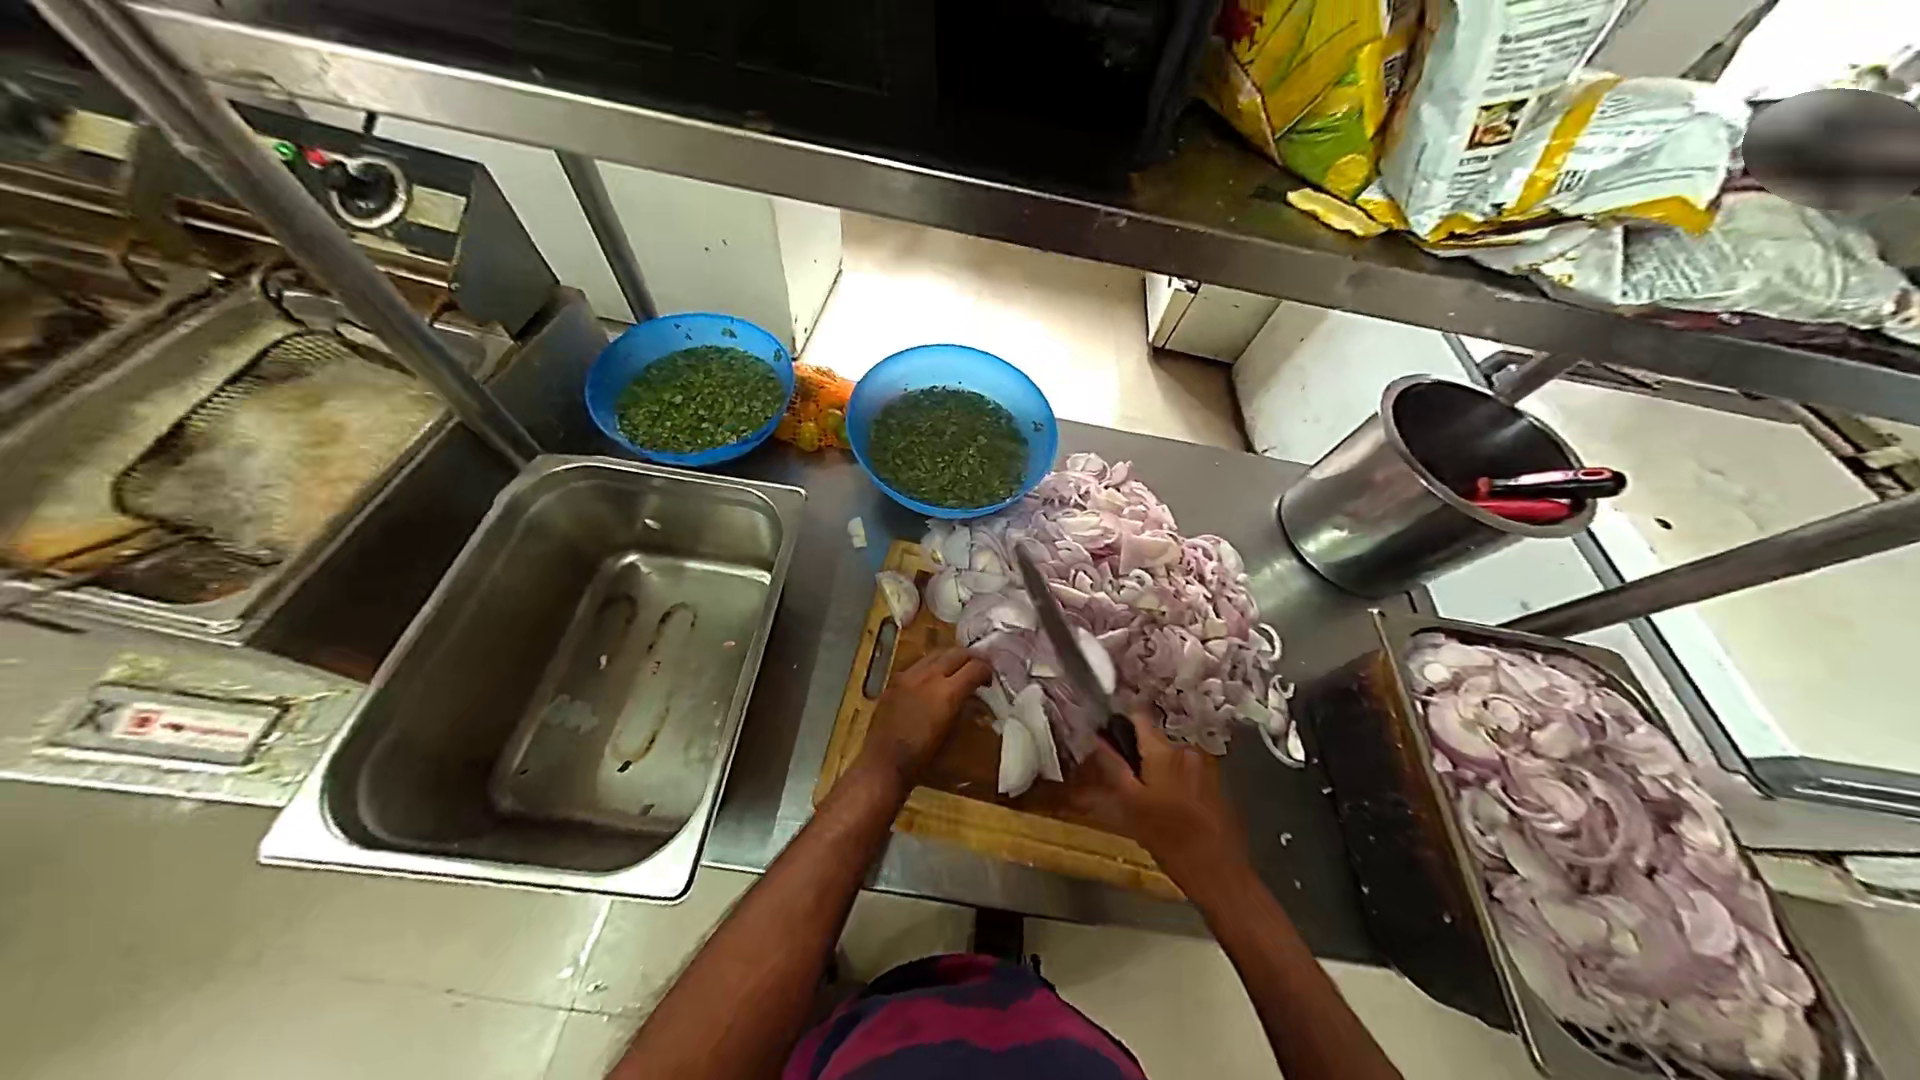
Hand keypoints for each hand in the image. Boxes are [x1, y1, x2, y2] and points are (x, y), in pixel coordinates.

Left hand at [860, 646, 990, 786]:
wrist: (884, 762)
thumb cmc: (923, 758)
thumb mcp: (953, 734)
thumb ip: (965, 708)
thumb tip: (974, 697)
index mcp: (947, 693)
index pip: (975, 667)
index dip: (987, 670)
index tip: (990, 678)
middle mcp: (929, 676)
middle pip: (957, 653)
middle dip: (971, 658)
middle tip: (978, 669)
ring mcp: (909, 675)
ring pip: (937, 653)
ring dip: (951, 658)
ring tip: (957, 671)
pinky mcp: (895, 680)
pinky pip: (919, 664)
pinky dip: (932, 666)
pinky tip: (932, 680)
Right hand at [1079, 712, 1250, 884]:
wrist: (1218, 871)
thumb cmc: (1168, 837)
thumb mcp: (1130, 803)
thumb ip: (1114, 766)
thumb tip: (1098, 738)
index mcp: (1163, 751)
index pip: (1138, 717)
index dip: (1119, 723)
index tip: (1107, 737)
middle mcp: (1186, 750)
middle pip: (1154, 740)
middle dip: (1137, 753)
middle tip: (1123, 779)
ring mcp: (1204, 766)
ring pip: (1169, 757)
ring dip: (1156, 769)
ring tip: (1144, 797)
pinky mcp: (1215, 784)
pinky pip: (1185, 772)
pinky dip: (1173, 781)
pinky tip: (1167, 807)